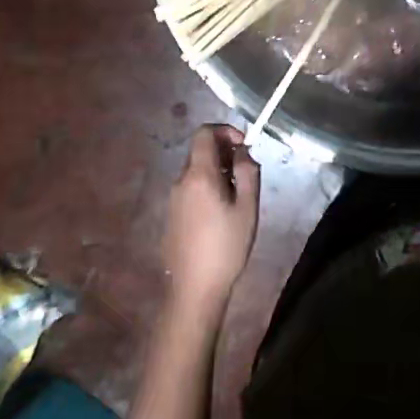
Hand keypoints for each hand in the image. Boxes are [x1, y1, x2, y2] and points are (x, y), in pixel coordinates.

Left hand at [162, 125, 260, 317]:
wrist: (194, 287)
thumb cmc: (226, 247)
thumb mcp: (247, 209)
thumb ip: (248, 173)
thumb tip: (244, 151)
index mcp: (198, 175)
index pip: (204, 133)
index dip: (225, 131)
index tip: (244, 144)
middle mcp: (180, 180)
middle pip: (199, 151)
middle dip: (223, 152)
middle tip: (246, 171)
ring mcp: (172, 197)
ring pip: (195, 170)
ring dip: (215, 170)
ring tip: (237, 195)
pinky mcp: (171, 213)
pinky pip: (189, 188)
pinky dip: (206, 186)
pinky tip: (220, 212)